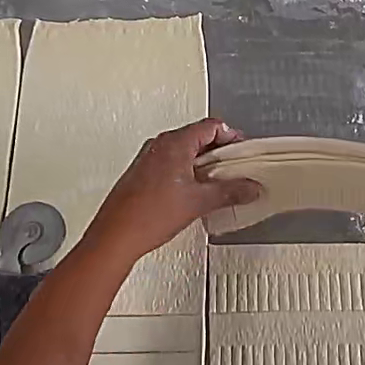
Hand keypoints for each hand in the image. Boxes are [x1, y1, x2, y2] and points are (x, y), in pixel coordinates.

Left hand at [84, 119, 261, 260]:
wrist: (115, 237)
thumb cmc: (145, 216)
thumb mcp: (200, 202)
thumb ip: (231, 192)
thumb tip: (249, 188)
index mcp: (174, 143)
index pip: (212, 126)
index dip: (232, 138)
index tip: (242, 153)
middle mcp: (159, 146)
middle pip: (199, 137)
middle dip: (220, 153)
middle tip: (234, 169)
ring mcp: (149, 159)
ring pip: (185, 151)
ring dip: (204, 164)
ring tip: (216, 184)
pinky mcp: (143, 173)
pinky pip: (172, 163)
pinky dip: (188, 173)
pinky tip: (194, 194)